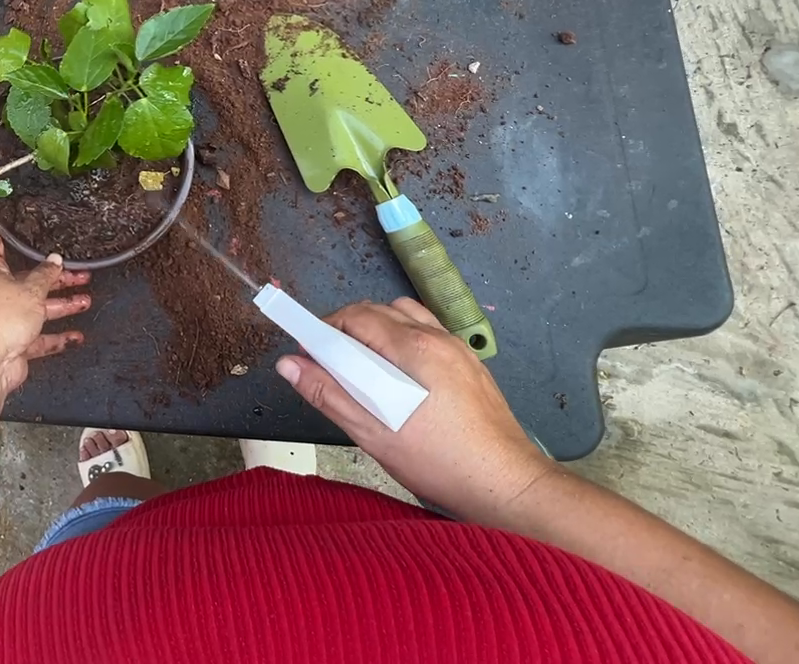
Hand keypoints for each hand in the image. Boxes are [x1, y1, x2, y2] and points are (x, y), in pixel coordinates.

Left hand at [0, 227, 92, 396]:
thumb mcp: (29, 289)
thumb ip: (45, 275)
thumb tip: (55, 261)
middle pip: (29, 280)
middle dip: (54, 277)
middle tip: (78, 273)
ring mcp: (7, 320)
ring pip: (39, 309)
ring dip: (62, 305)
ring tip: (85, 300)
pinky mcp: (16, 343)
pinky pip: (41, 338)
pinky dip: (58, 337)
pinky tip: (75, 335)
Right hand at [276, 297, 557, 526]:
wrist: (510, 487)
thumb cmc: (438, 461)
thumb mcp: (372, 433)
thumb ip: (327, 393)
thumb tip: (288, 364)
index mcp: (412, 348)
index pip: (356, 315)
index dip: (325, 328)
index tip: (310, 354)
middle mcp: (436, 337)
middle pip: (378, 310)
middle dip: (347, 328)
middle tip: (332, 364)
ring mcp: (458, 348)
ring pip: (404, 316)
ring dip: (377, 329)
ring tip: (366, 365)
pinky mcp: (471, 364)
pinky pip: (428, 332)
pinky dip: (403, 339)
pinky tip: (401, 374)